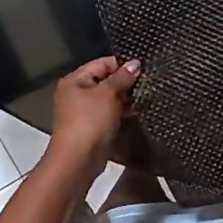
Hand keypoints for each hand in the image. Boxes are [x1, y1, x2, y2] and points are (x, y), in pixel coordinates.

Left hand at [46, 56, 140, 170]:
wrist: (78, 160)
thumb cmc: (90, 121)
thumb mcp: (108, 94)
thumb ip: (122, 77)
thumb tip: (135, 63)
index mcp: (75, 80)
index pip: (101, 63)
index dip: (121, 64)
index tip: (142, 68)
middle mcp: (76, 93)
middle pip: (104, 80)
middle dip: (124, 82)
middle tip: (147, 82)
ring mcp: (83, 111)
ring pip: (108, 98)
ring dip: (124, 98)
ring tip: (145, 95)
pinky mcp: (92, 126)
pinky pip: (109, 113)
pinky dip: (121, 111)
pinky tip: (137, 111)